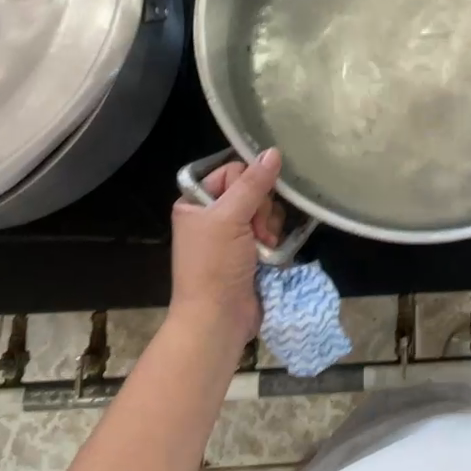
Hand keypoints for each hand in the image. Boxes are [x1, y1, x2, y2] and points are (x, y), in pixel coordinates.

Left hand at [170, 149, 283, 350]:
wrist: (217, 319)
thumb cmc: (214, 265)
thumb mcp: (229, 218)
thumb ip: (253, 184)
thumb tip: (273, 151)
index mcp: (196, 203)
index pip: (231, 171)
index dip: (246, 184)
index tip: (248, 205)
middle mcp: (213, 215)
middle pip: (253, 189)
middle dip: (261, 209)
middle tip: (255, 230)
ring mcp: (232, 235)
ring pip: (266, 209)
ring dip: (269, 226)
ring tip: (264, 246)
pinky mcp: (250, 252)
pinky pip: (271, 230)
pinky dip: (274, 240)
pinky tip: (271, 253)